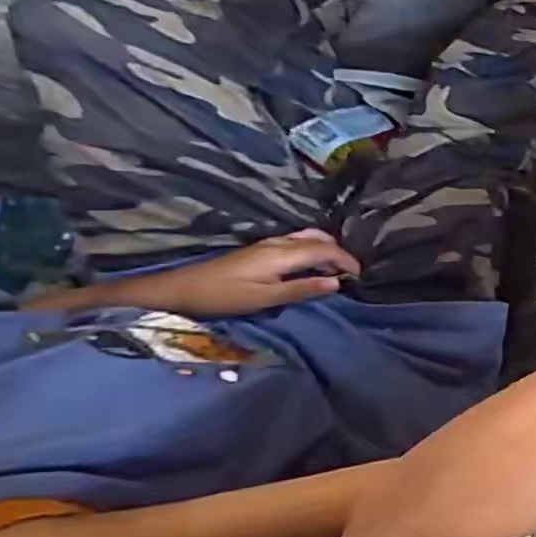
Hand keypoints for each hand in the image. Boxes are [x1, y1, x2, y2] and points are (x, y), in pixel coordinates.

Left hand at [40, 229, 362, 317]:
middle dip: (341, 254)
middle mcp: (279, 243)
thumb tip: (338, 282)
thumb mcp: (263, 298)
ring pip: (310, 238)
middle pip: (321, 240)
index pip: (327, 251)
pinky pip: (299, 242)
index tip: (360, 276)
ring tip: (333, 268)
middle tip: (349, 273)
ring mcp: (268, 244)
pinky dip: (314, 249)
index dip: (348, 261)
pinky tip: (311, 264)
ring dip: (327, 249)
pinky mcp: (261, 249)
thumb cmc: (221, 297)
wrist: (176, 290)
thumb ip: (301, 289)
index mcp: (283, 254)